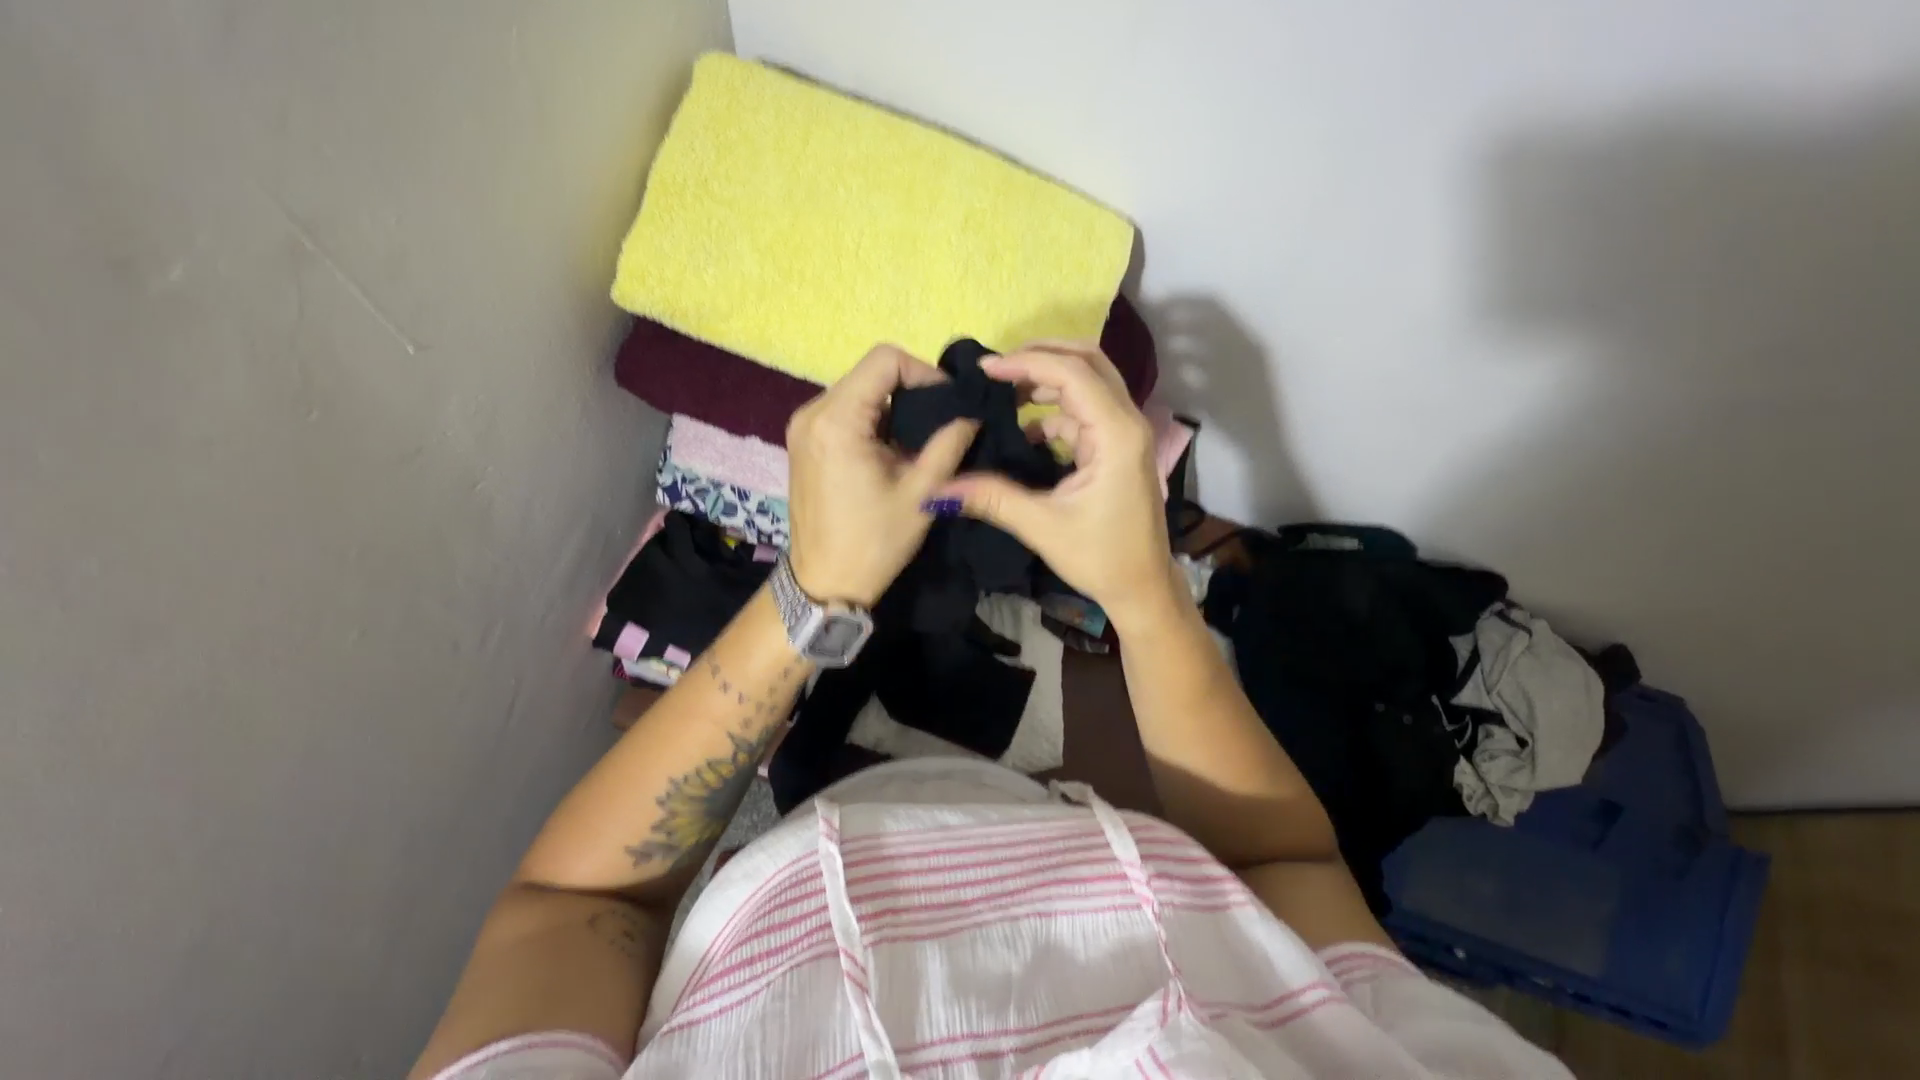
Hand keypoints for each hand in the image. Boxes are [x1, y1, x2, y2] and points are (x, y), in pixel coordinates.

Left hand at [785, 345, 977, 606]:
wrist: (823, 583)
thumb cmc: (873, 542)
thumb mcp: (921, 494)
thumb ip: (948, 446)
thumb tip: (970, 417)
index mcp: (837, 420)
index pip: (885, 361)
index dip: (923, 373)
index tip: (947, 404)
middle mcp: (812, 413)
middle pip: (869, 374)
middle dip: (910, 391)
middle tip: (941, 422)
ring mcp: (803, 427)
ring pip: (857, 392)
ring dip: (892, 408)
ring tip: (920, 439)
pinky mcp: (803, 442)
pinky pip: (844, 412)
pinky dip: (872, 421)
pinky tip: (892, 450)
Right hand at [938, 342, 1182, 628]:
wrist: (1142, 586)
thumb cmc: (1101, 557)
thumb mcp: (1042, 526)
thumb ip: (992, 498)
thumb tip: (938, 487)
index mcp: (1116, 435)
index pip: (1073, 374)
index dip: (1027, 363)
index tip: (985, 369)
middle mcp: (1127, 422)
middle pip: (1088, 361)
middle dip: (1041, 356)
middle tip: (997, 368)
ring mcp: (1125, 433)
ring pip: (1089, 381)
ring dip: (1048, 378)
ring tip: (1005, 391)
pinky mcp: (1118, 446)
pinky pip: (1086, 409)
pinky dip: (1055, 408)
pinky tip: (1026, 429)